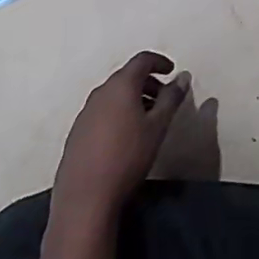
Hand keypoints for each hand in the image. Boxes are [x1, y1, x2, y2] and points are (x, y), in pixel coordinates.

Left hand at [54, 52, 190, 213]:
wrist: (85, 198)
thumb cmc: (128, 156)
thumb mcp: (158, 126)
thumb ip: (171, 98)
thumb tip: (182, 77)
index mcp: (120, 86)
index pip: (142, 60)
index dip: (159, 62)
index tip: (172, 71)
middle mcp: (100, 93)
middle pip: (126, 76)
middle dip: (148, 82)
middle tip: (164, 99)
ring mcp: (84, 114)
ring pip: (113, 95)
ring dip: (133, 99)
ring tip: (148, 120)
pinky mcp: (76, 134)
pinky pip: (102, 112)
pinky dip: (118, 113)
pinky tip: (126, 137)